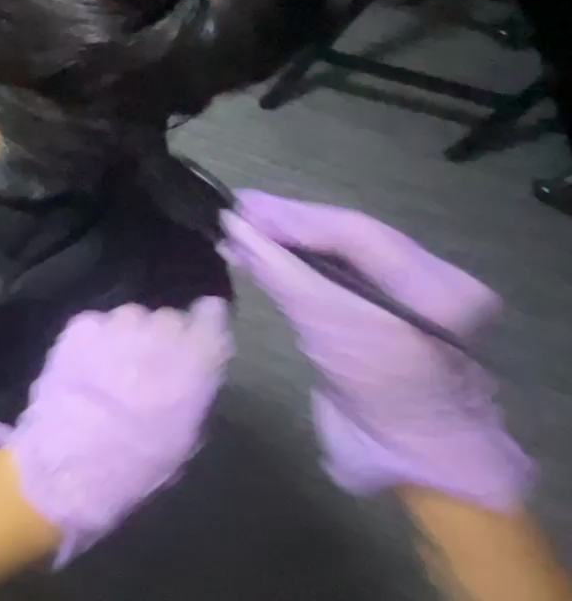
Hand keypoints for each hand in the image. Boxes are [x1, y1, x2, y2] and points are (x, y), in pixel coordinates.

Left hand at [0, 299, 231, 564]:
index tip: (205, 315)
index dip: (206, 317)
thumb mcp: (183, 431)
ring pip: (131, 315)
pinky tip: (90, 359)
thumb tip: (189, 366)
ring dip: (129, 331)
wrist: (71, 453)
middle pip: (167, 317)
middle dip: (163, 332)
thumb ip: (190, 388)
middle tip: (151, 355)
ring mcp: (114, 328)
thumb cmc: (138, 459)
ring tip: (117, 358)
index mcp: (192, 370)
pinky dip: (98, 334)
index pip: (208, 323)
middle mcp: (156, 340)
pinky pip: (96, 321)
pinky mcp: (78, 326)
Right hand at [221, 191, 531, 511]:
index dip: (292, 217)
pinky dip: (285, 265)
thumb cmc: (379, 388)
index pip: (356, 232)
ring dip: (278, 244)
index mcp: (438, 284)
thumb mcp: (331, 324)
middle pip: (343, 238)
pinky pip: (324, 278)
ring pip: (330, 256)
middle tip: (227, 213)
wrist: (405, 458)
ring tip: (230, 233)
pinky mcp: (367, 319)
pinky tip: (252, 257)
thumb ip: (283, 270)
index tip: (234, 207)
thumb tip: (230, 222)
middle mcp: (425, 285)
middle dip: (283, 226)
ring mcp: (397, 303)